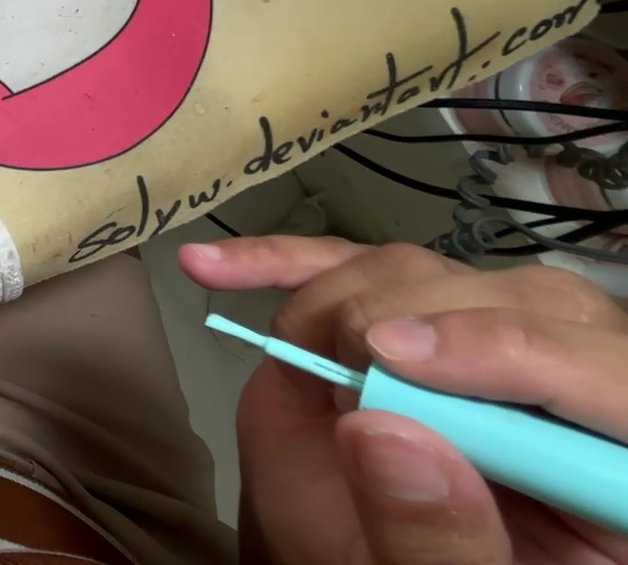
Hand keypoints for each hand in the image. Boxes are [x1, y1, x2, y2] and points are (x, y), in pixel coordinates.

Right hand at [182, 237, 627, 563]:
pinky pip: (335, 262)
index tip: (390, 358)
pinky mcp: (379, 313)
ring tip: (298, 371)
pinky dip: (270, 261)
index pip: (622, 382)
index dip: (520, 349)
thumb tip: (382, 431)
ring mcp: (468, 339)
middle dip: (416, 324)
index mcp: (621, 477)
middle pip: (530, 303)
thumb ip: (433, 536)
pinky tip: (210, 267)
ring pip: (424, 270)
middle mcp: (564, 393)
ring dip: (336, 304)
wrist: (347, 553)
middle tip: (337, 378)